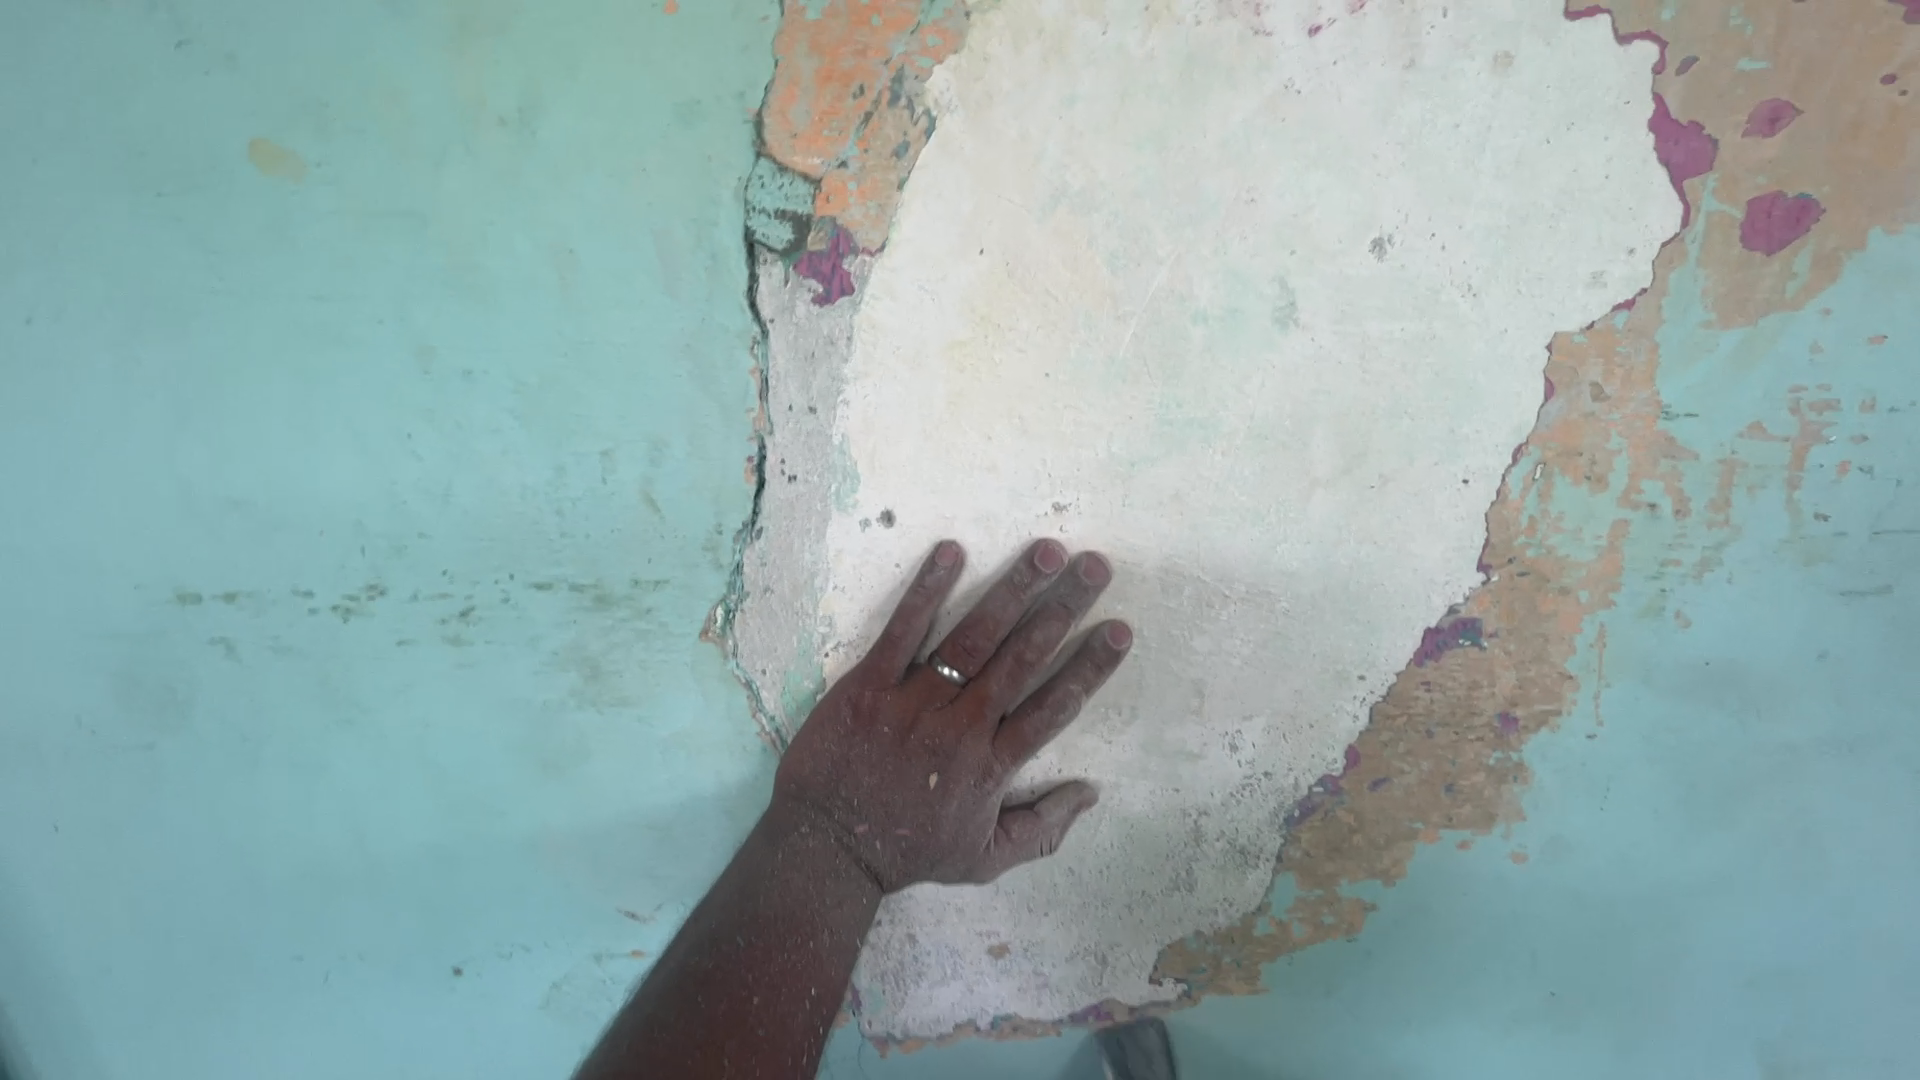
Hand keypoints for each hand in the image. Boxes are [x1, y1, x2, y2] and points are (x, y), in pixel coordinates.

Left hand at [770, 539, 1132, 893]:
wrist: (827, 847)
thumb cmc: (908, 851)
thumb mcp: (984, 859)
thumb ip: (1042, 830)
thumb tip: (1092, 794)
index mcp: (993, 764)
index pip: (1055, 706)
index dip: (1091, 666)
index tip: (1120, 629)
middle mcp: (962, 725)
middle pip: (1023, 658)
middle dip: (1064, 609)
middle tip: (1095, 566)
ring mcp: (915, 700)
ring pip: (973, 637)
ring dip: (1013, 591)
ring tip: (1045, 551)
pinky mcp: (870, 684)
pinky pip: (903, 631)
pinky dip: (927, 591)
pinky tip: (951, 552)